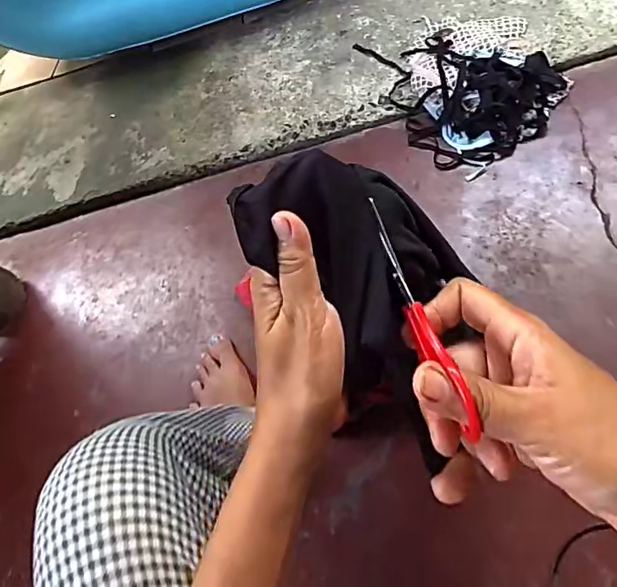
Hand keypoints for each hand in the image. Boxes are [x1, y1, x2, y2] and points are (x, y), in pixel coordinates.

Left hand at [248, 211, 345, 461]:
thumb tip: (281, 215)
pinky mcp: (309, 327)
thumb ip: (297, 264)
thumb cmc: (303, 369)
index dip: (288, 214)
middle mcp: (276, 295)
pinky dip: (330, 275)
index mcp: (267, 287)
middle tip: (341, 201)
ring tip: (350, 226)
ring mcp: (292, 313)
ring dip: (321, 253)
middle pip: (289, 253)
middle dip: (308, 229)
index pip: (272, 239)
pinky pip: (318, 289)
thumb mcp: (303, 310)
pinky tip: (350, 268)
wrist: (304, 430)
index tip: (313, 186)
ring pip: (305, 271)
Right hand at [412, 279, 616, 545]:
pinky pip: (483, 435)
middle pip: (457, 359)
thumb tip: (422, 375)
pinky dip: (471, 458)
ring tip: (481, 464)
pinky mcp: (525, 432)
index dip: (435, 315)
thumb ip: (475, 398)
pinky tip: (465, 485)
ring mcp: (520, 398)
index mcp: (521, 337)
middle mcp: (516, 361)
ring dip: (462, 434)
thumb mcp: (535, 419)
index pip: (467, 301)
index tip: (413, 351)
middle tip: (446, 433)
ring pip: (467, 402)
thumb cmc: (609, 439)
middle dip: (445, 396)